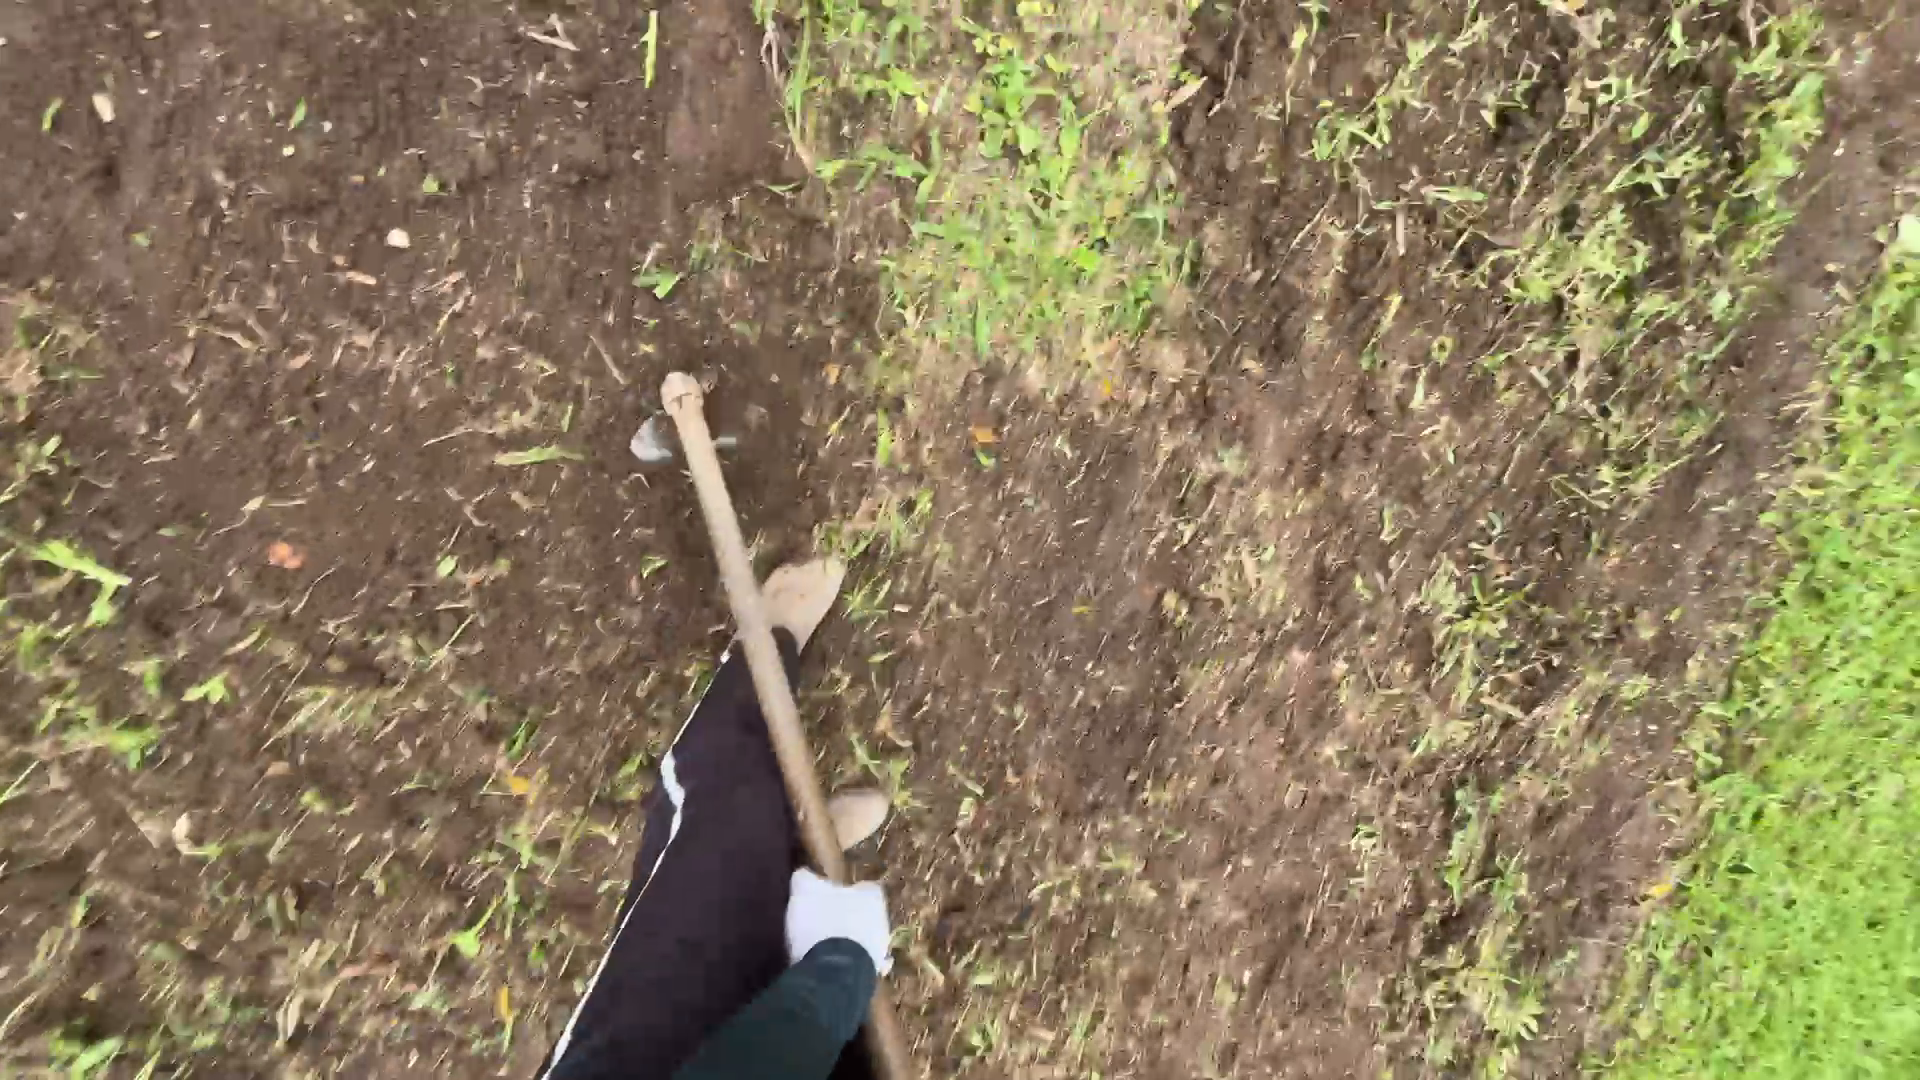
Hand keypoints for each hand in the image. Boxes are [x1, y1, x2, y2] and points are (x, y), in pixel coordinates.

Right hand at [785, 868, 892, 975]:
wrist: (834, 972)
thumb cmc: (821, 922)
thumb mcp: (805, 890)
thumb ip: (805, 878)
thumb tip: (803, 873)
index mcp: (871, 896)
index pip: (865, 888)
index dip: (848, 892)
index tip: (831, 898)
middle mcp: (882, 920)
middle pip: (867, 916)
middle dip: (850, 920)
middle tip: (826, 925)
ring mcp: (880, 950)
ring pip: (866, 942)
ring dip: (850, 945)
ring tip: (824, 951)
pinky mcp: (871, 977)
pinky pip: (859, 967)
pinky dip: (847, 967)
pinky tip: (828, 971)